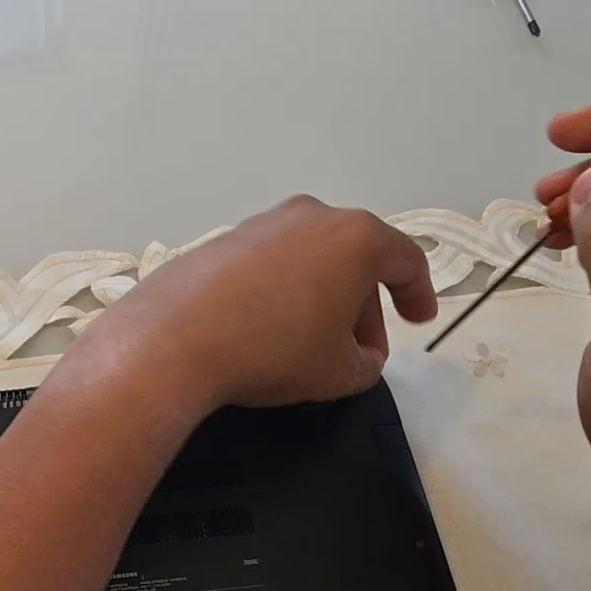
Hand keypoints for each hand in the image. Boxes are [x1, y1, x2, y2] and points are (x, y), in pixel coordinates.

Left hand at [73, 196, 437, 411]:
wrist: (173, 341)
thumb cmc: (272, 352)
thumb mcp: (337, 373)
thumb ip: (366, 364)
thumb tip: (361, 358)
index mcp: (354, 237)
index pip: (405, 260)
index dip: (417, 294)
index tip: (418, 320)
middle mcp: (308, 217)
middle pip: (353, 260)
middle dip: (361, 308)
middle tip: (357, 351)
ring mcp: (258, 225)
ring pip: (306, 262)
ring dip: (317, 300)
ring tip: (306, 345)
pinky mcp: (217, 243)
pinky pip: (264, 268)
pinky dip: (275, 295)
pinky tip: (260, 330)